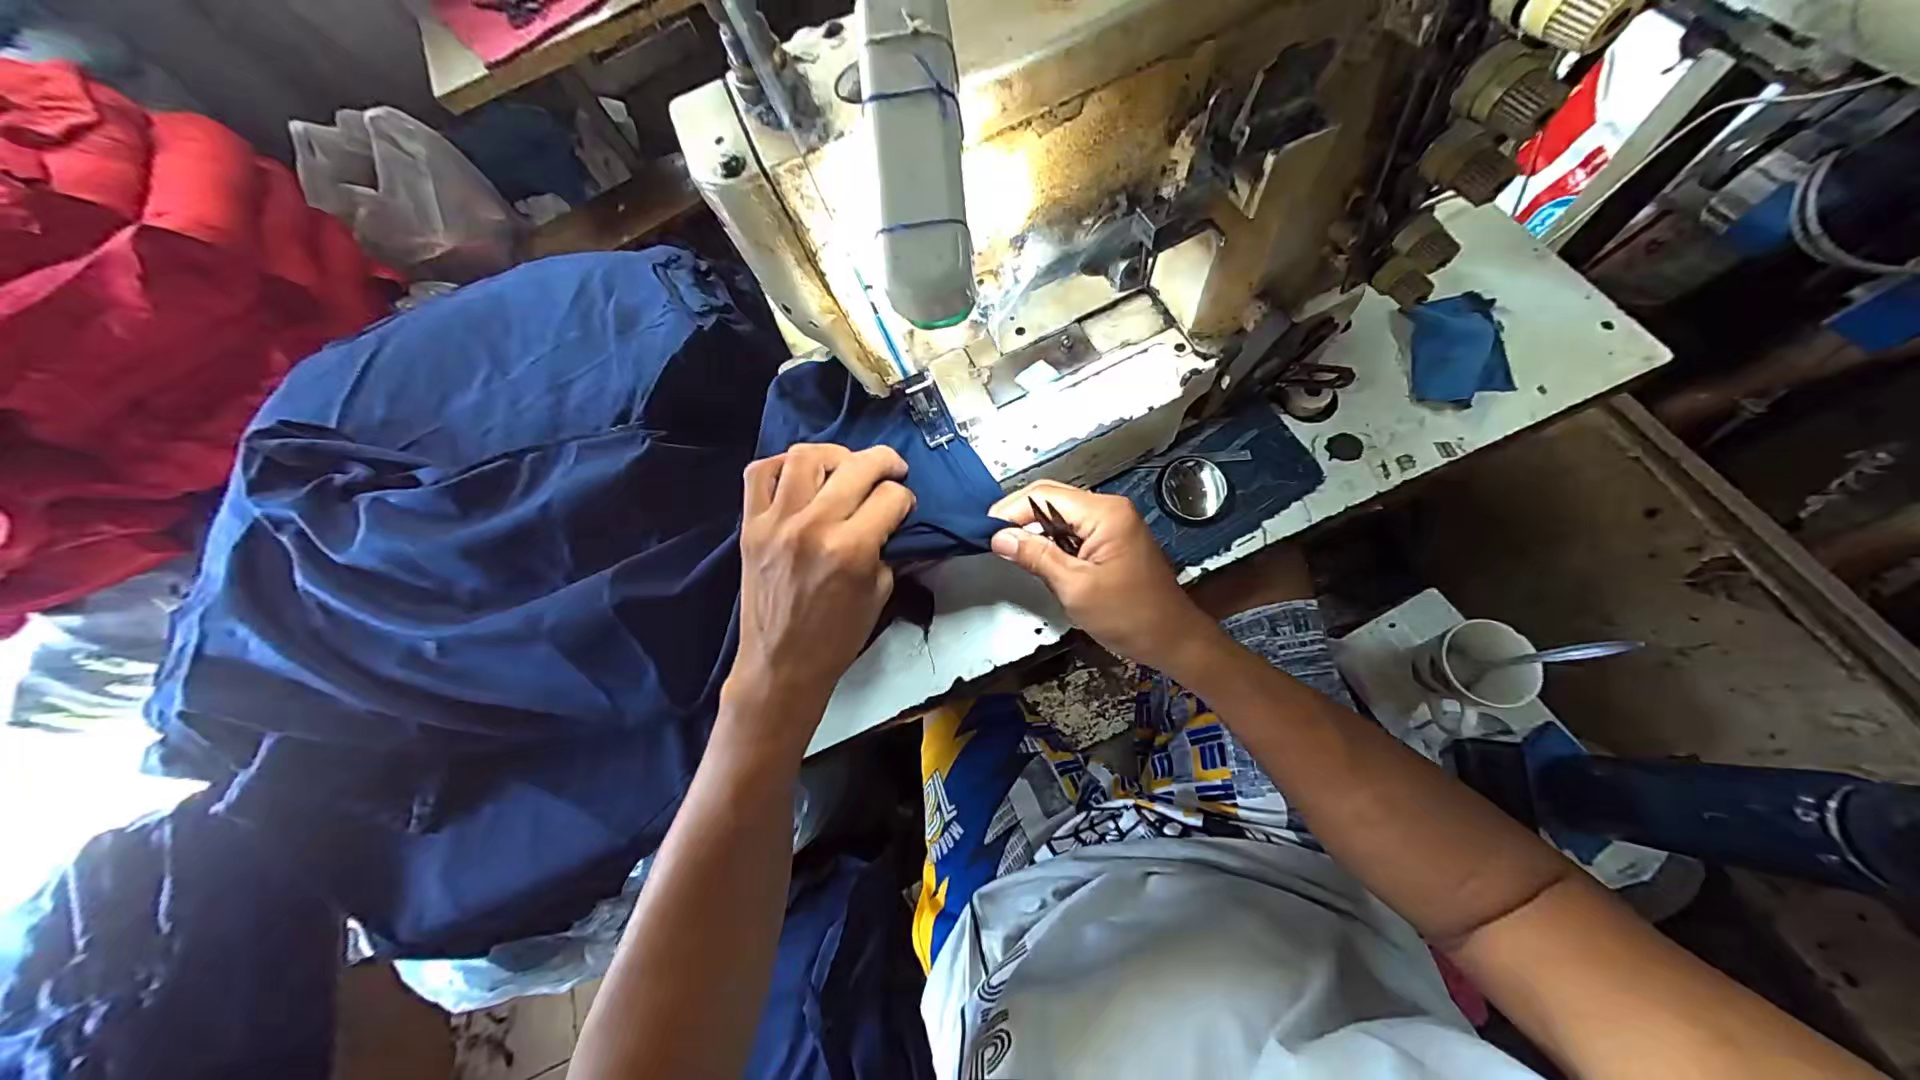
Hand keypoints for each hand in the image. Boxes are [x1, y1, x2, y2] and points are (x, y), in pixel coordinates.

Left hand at [728, 444, 914, 742]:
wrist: (781, 664)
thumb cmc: (836, 638)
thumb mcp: (879, 593)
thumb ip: (887, 548)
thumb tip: (892, 517)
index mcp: (851, 550)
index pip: (891, 496)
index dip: (905, 498)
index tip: (903, 508)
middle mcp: (813, 526)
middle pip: (857, 466)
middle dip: (885, 461)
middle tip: (893, 469)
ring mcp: (776, 522)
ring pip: (806, 455)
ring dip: (835, 455)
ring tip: (845, 468)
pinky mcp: (750, 525)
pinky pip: (760, 473)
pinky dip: (782, 465)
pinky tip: (800, 476)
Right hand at [989, 480, 1221, 671]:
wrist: (1173, 639)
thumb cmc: (1129, 616)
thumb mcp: (1074, 587)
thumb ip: (1035, 556)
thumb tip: (1000, 537)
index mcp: (1105, 513)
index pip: (1045, 495)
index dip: (1011, 510)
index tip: (986, 530)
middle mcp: (1110, 509)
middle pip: (1052, 499)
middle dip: (1020, 518)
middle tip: (994, 540)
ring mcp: (1113, 523)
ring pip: (1061, 515)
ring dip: (1035, 530)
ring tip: (1010, 550)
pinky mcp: (1112, 539)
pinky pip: (1073, 530)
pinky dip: (1053, 541)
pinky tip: (1038, 558)